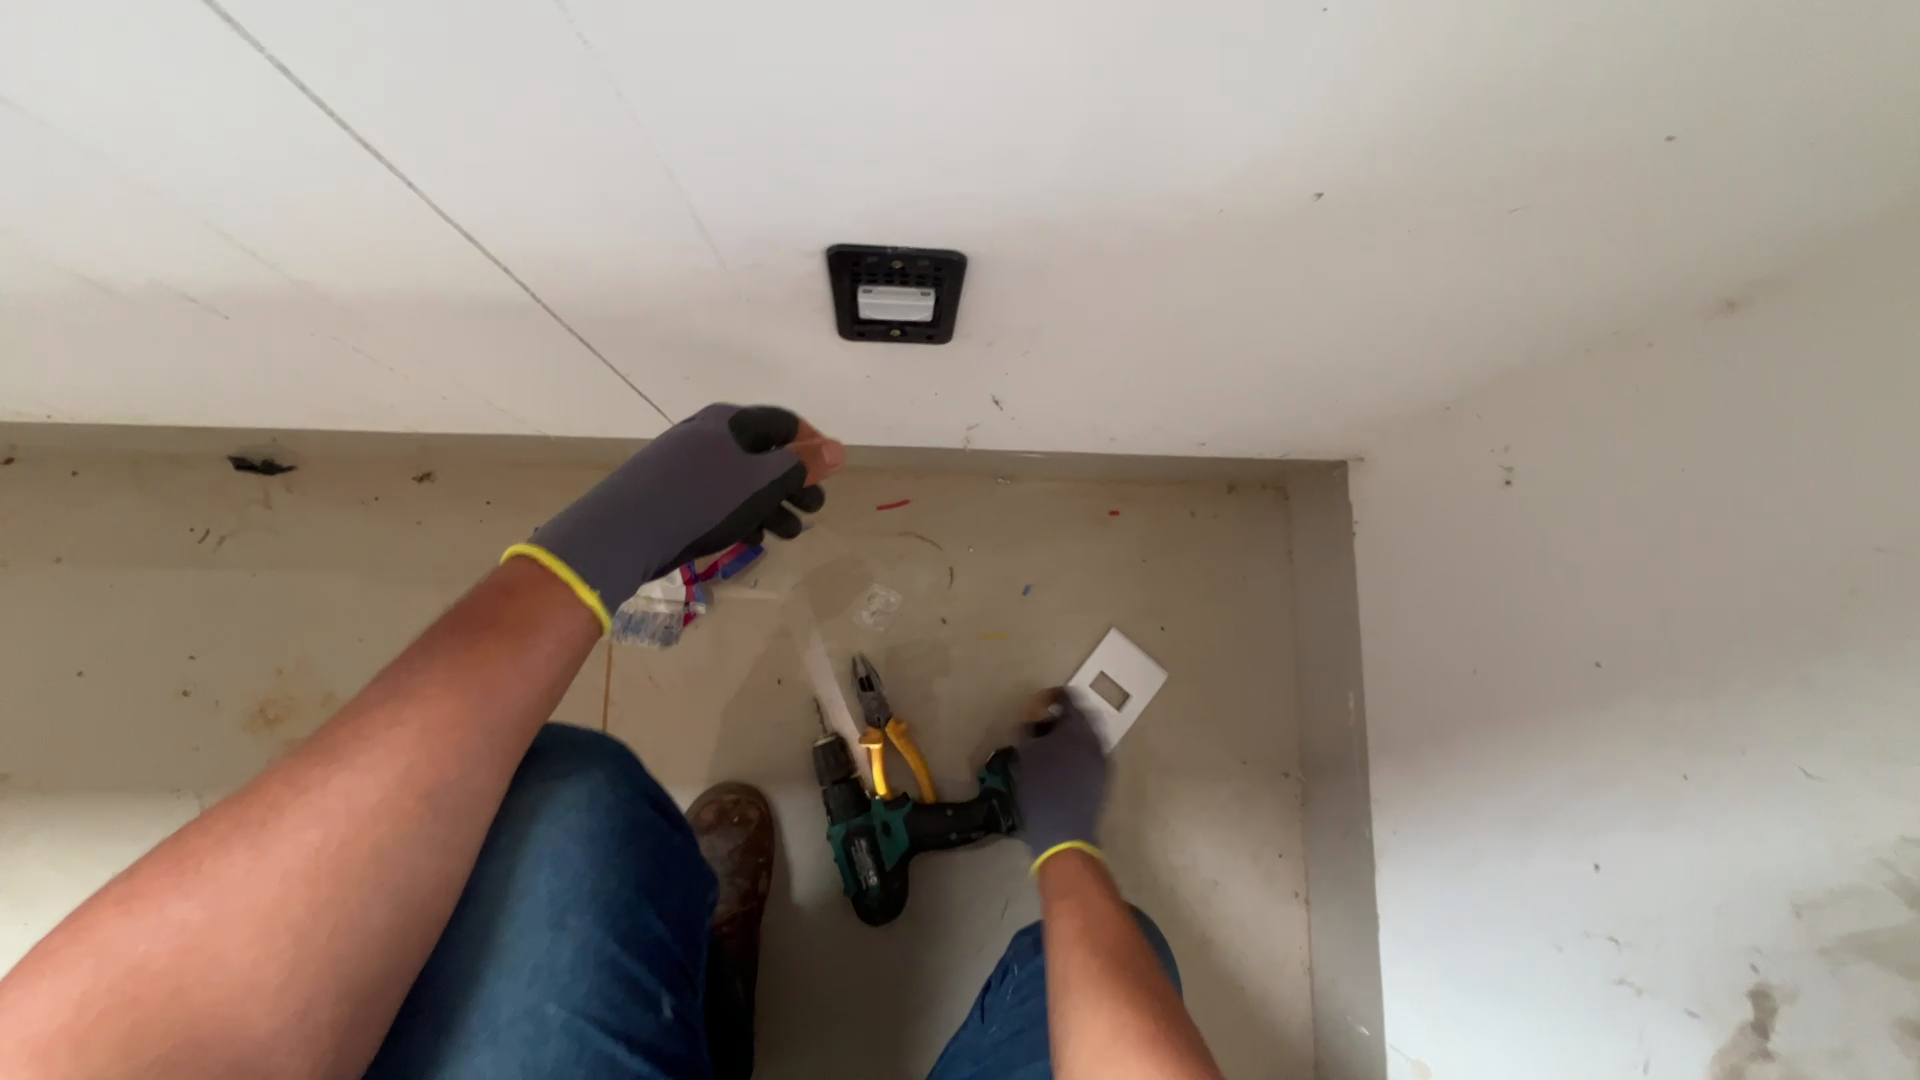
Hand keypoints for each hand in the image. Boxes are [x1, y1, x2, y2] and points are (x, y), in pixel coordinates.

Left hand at [509, 404, 845, 632]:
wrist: (625, 531)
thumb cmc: (704, 500)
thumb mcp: (763, 482)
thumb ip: (803, 464)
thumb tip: (838, 448)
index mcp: (731, 422)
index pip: (786, 424)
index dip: (814, 447)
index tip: (829, 475)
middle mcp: (709, 434)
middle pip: (766, 453)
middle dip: (796, 482)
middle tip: (814, 509)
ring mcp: (687, 463)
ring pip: (744, 479)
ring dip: (774, 503)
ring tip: (789, 533)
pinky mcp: (672, 491)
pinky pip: (719, 496)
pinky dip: (743, 512)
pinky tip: (752, 536)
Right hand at [1015, 688, 1109, 872]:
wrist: (1064, 832)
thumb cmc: (1040, 791)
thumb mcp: (1026, 756)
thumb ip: (1029, 732)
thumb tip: (1031, 720)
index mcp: (1076, 729)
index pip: (1070, 699)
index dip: (1055, 696)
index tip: (1043, 700)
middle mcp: (1095, 739)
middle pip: (1083, 716)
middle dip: (1066, 715)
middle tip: (1047, 722)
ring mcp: (1103, 759)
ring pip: (1090, 735)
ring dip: (1073, 734)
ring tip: (1053, 745)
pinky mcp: (1105, 777)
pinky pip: (1093, 753)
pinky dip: (1080, 750)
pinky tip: (1064, 763)